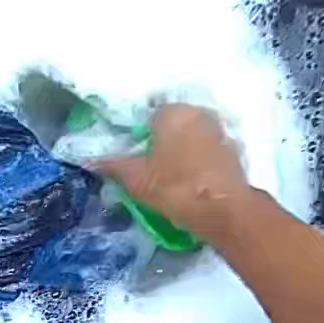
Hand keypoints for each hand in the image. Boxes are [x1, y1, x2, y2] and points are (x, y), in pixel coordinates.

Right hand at [93, 105, 263, 240]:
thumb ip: (113, 167)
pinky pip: (206, 151)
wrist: (221, 209)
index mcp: (173, 113)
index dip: (138, 137)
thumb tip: (90, 161)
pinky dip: (197, 162)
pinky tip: (188, 182)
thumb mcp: (135, 180)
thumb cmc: (174, 187)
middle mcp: (199, 113)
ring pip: (191, 137)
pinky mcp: (232, 151)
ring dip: (180, 151)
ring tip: (167, 178)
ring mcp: (219, 130)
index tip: (133, 158)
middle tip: (147, 168)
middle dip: (160, 142)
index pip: (149, 116)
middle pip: (172, 124)